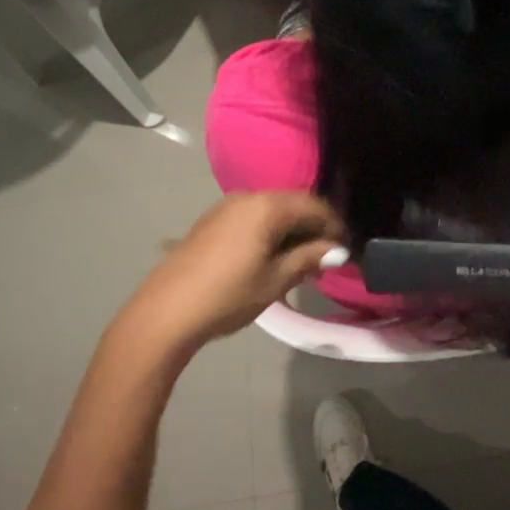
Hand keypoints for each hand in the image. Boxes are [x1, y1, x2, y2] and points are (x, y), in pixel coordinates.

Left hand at [121, 192, 343, 349]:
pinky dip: (268, 232)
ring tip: (298, 262)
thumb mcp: (276, 280)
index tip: (343, 251)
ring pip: (271, 211)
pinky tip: (269, 258)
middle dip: (312, 227)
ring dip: (289, 230)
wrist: (165, 312)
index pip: (314, 205)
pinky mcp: (210, 222)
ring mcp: (225, 207)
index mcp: (267, 206)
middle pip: (292, 204)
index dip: (333, 226)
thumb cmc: (228, 295)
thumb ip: (309, 258)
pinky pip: (251, 218)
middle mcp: (247, 197)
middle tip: (324, 258)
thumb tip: (337, 250)